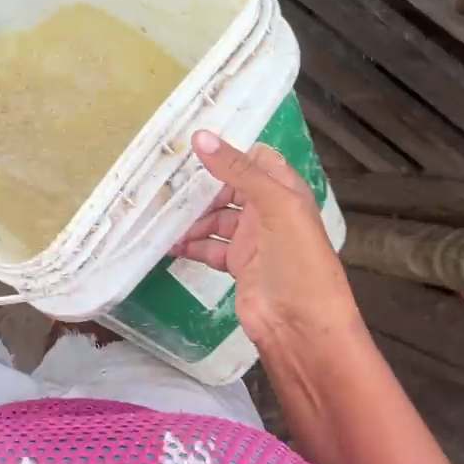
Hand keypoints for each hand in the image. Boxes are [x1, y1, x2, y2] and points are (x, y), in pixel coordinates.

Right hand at [173, 132, 358, 354]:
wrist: (302, 326)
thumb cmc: (297, 259)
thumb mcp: (273, 205)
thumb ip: (237, 170)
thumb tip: (200, 137)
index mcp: (284, 191)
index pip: (255, 159)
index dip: (228, 152)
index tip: (191, 146)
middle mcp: (268, 210)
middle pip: (228, 187)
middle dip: (200, 186)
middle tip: (165, 182)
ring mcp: (253, 239)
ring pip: (216, 218)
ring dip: (191, 217)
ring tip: (162, 217)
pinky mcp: (239, 264)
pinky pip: (209, 246)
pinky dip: (191, 244)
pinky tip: (170, 245)